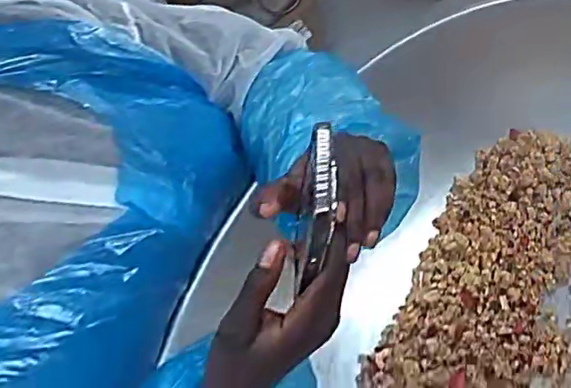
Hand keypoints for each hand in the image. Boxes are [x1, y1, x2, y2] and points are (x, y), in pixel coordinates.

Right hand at [203, 217, 347, 387]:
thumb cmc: (230, 366)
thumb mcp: (236, 326)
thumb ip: (259, 284)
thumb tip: (277, 244)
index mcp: (314, 318)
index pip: (335, 267)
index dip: (338, 235)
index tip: (336, 206)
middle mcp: (329, 316)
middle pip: (339, 266)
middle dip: (336, 235)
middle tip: (330, 204)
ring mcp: (326, 318)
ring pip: (335, 272)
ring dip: (329, 246)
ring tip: (322, 216)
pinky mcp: (319, 318)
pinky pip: (326, 281)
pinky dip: (321, 261)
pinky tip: (309, 244)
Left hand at [256, 132, 395, 261]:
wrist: (329, 164)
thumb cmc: (308, 180)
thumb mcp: (287, 187)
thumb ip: (273, 197)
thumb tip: (265, 208)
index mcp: (328, 149)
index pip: (337, 170)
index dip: (340, 195)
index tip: (338, 217)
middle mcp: (356, 146)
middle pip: (361, 181)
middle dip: (357, 218)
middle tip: (350, 249)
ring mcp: (374, 152)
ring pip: (378, 185)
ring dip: (373, 218)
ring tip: (364, 246)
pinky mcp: (387, 163)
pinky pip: (390, 187)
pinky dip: (384, 211)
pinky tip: (376, 233)